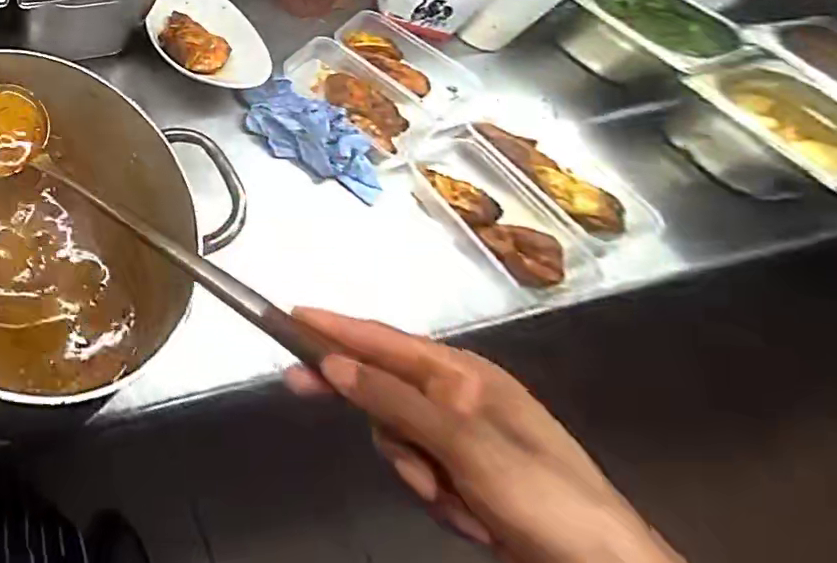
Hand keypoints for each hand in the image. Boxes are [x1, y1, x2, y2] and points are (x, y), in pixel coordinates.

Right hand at [284, 308, 681, 562]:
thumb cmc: (545, 499)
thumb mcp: (465, 445)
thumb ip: (394, 400)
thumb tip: (333, 363)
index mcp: (464, 374)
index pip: (384, 340)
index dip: (335, 327)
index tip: (291, 315)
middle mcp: (459, 398)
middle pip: (383, 386)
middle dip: (364, 405)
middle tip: (297, 386)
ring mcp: (464, 440)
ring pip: (397, 436)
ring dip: (415, 472)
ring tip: (452, 503)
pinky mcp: (469, 479)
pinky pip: (421, 472)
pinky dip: (437, 497)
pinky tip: (470, 521)